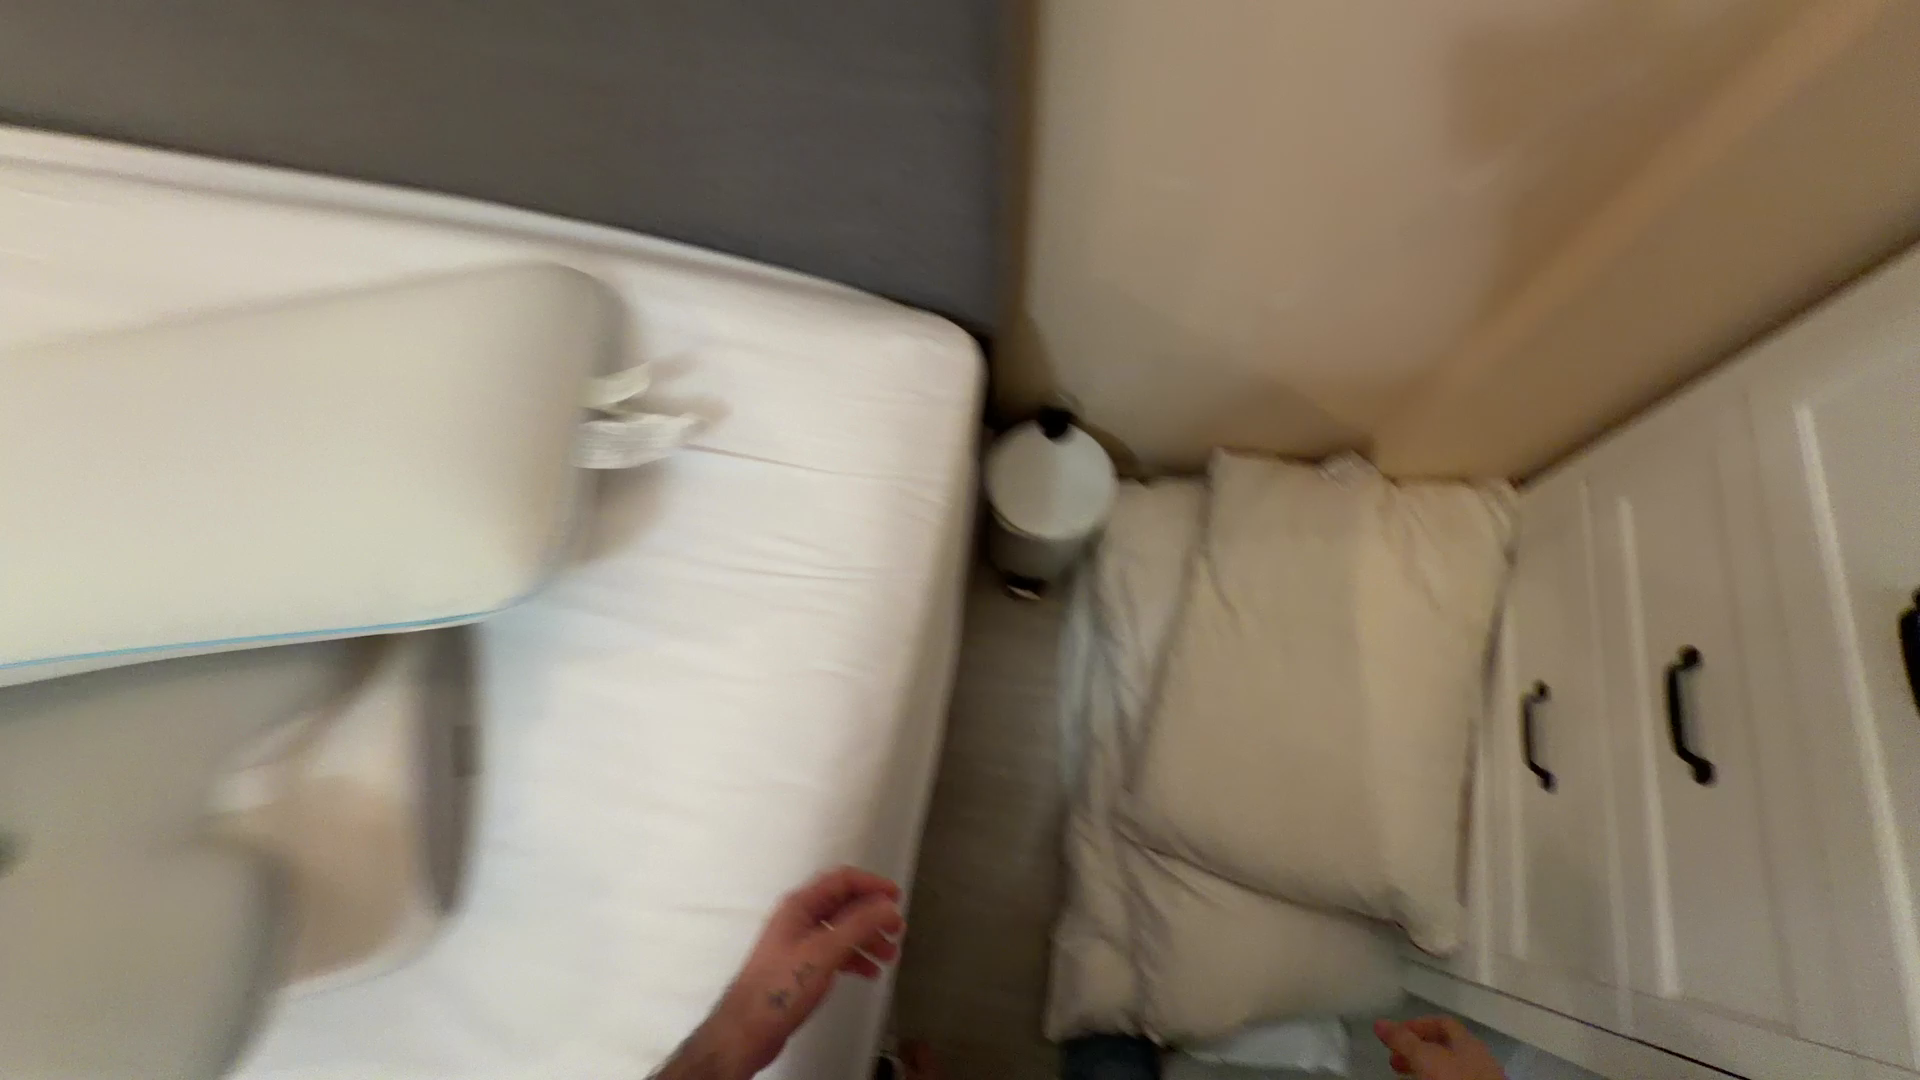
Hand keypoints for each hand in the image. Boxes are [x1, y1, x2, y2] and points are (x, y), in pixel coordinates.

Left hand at [669, 867, 905, 1079]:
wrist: (746, 1032)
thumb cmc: (783, 986)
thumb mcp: (825, 951)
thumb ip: (858, 924)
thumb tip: (887, 904)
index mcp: (801, 904)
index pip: (843, 880)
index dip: (872, 884)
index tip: (897, 897)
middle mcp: (800, 917)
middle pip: (844, 905)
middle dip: (873, 916)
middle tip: (897, 930)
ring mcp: (800, 942)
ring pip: (841, 930)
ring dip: (867, 939)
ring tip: (889, 955)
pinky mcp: (801, 966)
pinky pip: (834, 951)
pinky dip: (854, 958)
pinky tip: (869, 972)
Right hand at [1374, 1016, 1506, 1079]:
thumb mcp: (1424, 1057)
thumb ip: (1402, 1039)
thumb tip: (1378, 1022)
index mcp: (1467, 1040)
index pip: (1441, 1021)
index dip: (1416, 1024)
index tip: (1396, 1035)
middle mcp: (1479, 1056)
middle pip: (1444, 1045)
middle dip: (1416, 1049)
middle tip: (1395, 1059)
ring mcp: (1484, 1079)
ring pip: (1450, 1066)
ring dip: (1426, 1067)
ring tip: (1408, 1074)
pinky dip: (1438, 1078)